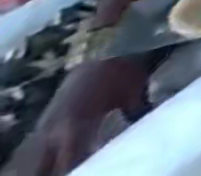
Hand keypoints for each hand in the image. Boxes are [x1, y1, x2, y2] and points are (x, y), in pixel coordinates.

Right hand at [13, 56, 150, 174]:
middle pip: (47, 169)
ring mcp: (44, 129)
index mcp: (75, 128)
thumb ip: (137, 114)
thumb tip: (150, 131)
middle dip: (64, 172)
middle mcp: (52, 134)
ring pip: (40, 163)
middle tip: (95, 170)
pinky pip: (42, 151)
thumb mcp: (133, 92)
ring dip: (56, 168)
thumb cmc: (121, 69)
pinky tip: (71, 160)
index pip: (73, 163)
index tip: (106, 170)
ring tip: (86, 166)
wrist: (101, 48)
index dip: (87, 171)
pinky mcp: (45, 123)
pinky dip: (53, 159)